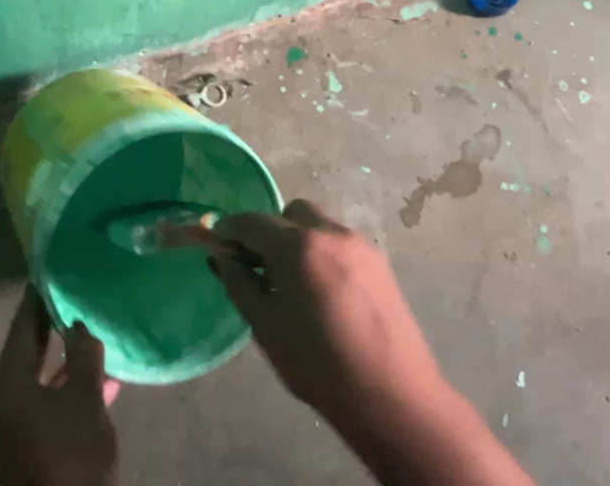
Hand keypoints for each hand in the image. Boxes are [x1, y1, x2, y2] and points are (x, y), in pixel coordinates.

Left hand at [0, 286, 120, 485]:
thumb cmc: (73, 452)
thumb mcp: (85, 398)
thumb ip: (82, 356)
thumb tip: (79, 326)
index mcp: (6, 387)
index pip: (19, 332)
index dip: (33, 303)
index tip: (43, 276)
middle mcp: (0, 405)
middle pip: (23, 357)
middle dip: (46, 330)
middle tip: (64, 298)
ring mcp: (10, 431)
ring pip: (35, 383)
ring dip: (59, 362)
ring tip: (85, 335)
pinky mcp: (25, 450)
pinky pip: (42, 406)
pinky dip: (62, 390)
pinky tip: (97, 383)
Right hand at [208, 200, 445, 423]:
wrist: (392, 396)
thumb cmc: (318, 364)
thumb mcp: (265, 326)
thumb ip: (239, 283)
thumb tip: (221, 256)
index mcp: (298, 246)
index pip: (252, 221)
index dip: (229, 229)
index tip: (217, 246)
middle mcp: (331, 233)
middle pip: (291, 213)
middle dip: (269, 230)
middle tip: (258, 265)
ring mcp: (361, 246)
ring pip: (319, 225)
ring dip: (298, 239)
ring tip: (292, 282)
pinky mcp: (380, 264)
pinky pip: (340, 244)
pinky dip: (322, 253)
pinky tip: (321, 292)